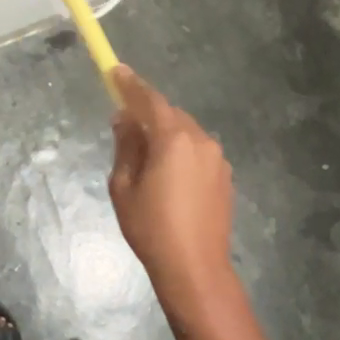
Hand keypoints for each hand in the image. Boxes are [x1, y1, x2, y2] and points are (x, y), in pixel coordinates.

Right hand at [108, 67, 234, 301]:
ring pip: (185, 132)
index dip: (130, 84)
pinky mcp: (225, 177)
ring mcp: (217, 158)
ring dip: (165, 133)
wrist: (195, 268)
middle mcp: (200, 140)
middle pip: (170, 114)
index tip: (114, 70)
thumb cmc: (151, 228)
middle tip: (124, 121)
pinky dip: (180, 151)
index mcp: (173, 139)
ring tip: (144, 155)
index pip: (149, 99)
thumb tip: (125, 120)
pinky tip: (167, 174)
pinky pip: (197, 151)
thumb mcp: (124, 186)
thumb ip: (125, 146)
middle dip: (147, 112)